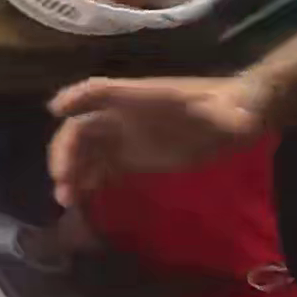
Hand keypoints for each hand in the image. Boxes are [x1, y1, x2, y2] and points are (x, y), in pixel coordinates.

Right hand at [47, 76, 267, 207]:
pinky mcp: (136, 159)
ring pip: (87, 159)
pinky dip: (91, 183)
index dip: (63, 147)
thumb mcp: (159, 94)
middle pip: (77, 142)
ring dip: (74, 177)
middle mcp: (114, 121)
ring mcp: (125, 141)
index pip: (78, 123)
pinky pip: (104, 171)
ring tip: (70, 201)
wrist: (239, 114)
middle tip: (63, 194)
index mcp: (116, 103)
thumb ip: (107, 94)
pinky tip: (86, 200)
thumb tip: (57, 106)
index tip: (61, 172)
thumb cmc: (205, 104)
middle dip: (65, 165)